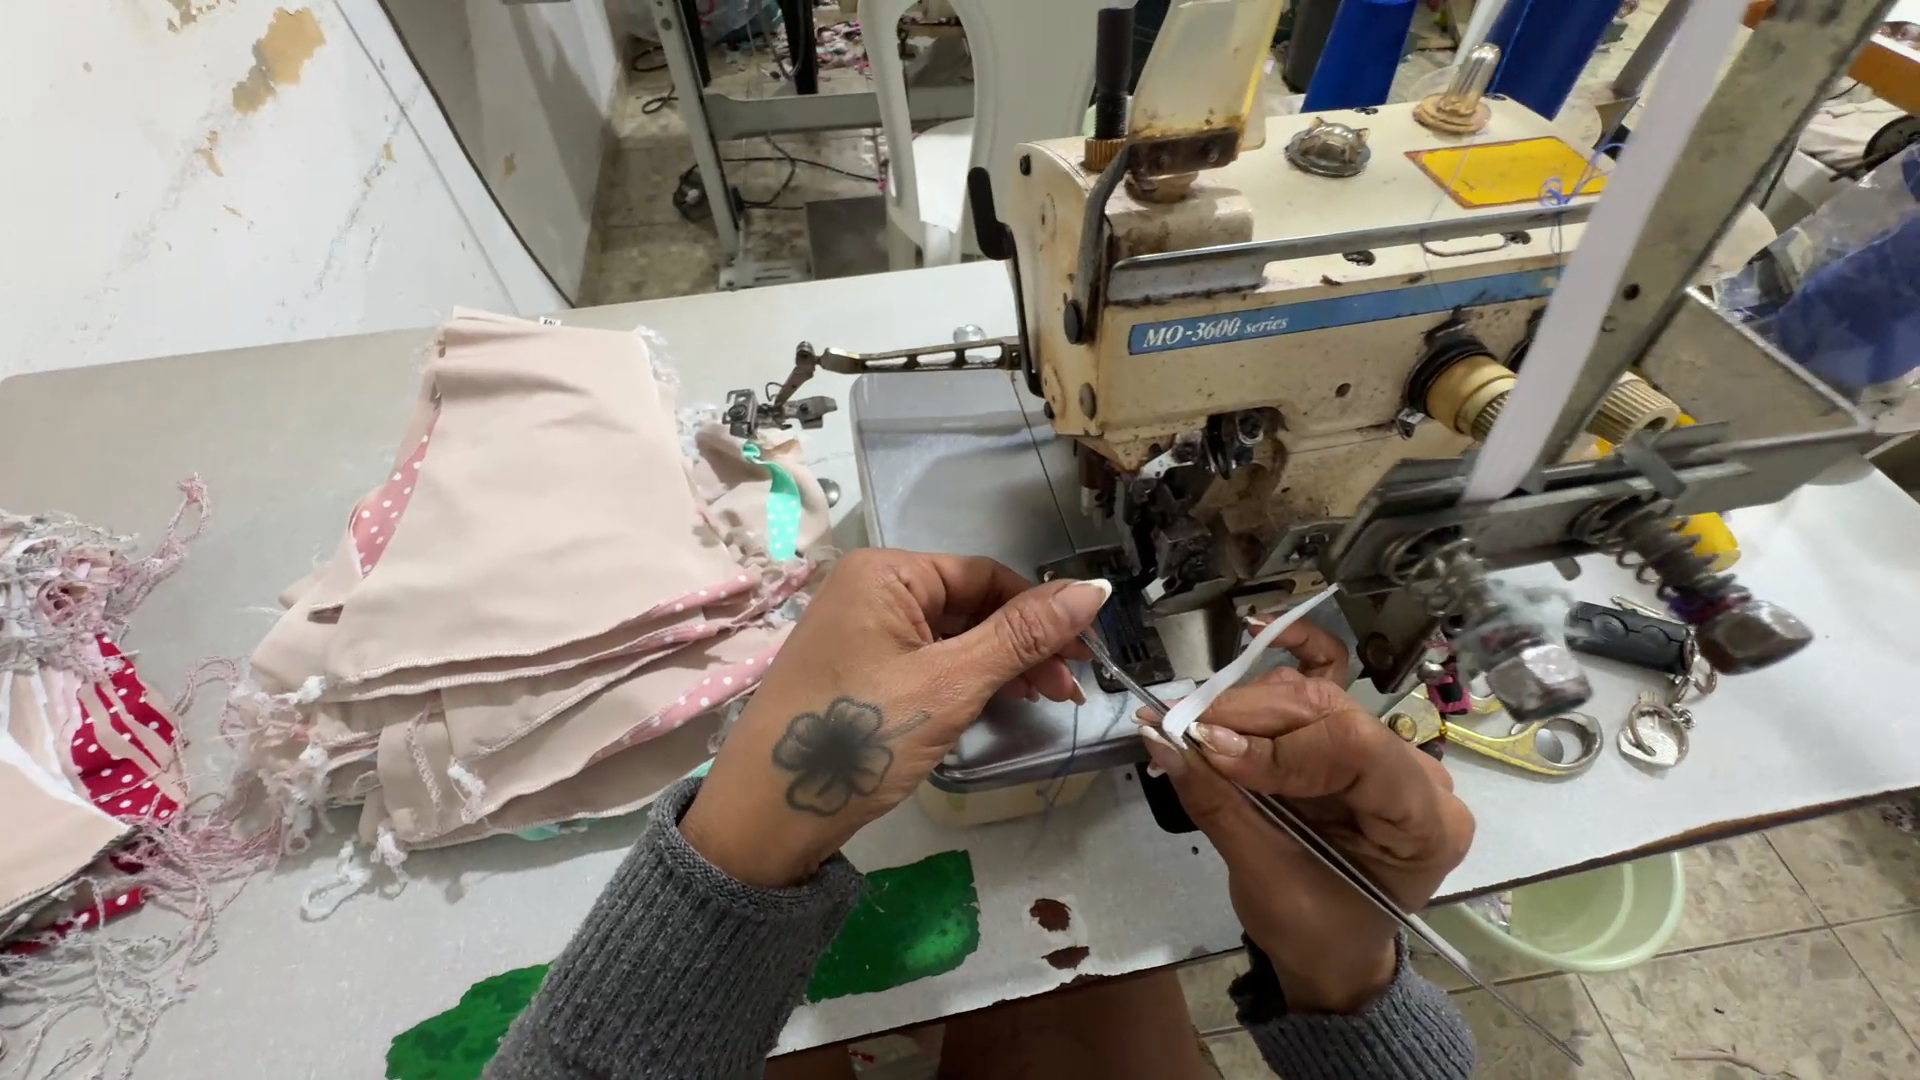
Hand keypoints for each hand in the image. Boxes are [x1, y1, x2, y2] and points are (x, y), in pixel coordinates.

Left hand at [681, 549, 1107, 886]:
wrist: (765, 818)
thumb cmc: (860, 736)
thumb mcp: (951, 683)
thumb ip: (1023, 634)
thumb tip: (1095, 588)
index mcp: (886, 572)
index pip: (986, 575)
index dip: (1043, 611)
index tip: (1088, 652)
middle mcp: (871, 589)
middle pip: (971, 605)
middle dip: (1025, 644)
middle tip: (1070, 688)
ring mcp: (863, 631)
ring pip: (952, 636)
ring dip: (1001, 665)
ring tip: (1046, 700)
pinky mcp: (860, 669)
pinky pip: (927, 661)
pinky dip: (966, 680)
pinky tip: (998, 701)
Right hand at [1139, 620, 1473, 1013]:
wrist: (1330, 947)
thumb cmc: (1314, 928)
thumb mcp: (1264, 875)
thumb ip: (1216, 801)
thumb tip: (1160, 739)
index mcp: (1422, 819)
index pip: (1353, 748)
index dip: (1275, 744)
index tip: (1208, 750)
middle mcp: (1413, 770)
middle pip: (1325, 710)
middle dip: (1245, 716)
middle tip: (1181, 728)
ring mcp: (1382, 745)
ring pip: (1308, 692)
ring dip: (1244, 701)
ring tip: (1191, 721)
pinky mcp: (1346, 735)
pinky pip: (1324, 675)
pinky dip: (1291, 649)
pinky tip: (1260, 629)